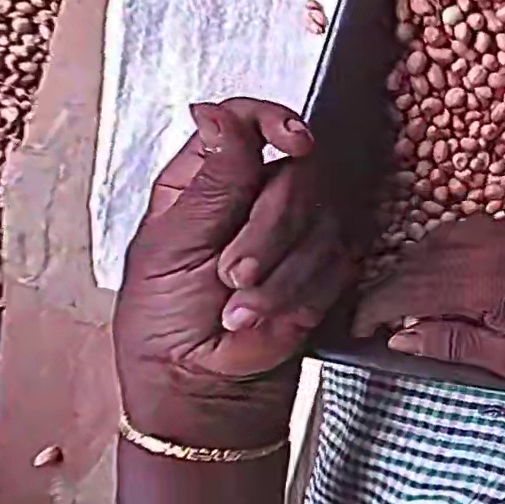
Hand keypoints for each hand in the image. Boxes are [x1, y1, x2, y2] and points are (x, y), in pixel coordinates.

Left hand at [114, 98, 355, 448]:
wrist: (205, 391)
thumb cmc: (166, 323)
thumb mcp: (171, 249)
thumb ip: (211, 182)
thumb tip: (216, 112)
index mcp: (207, 180)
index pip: (250, 122)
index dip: (276, 122)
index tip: (296, 142)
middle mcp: (259, 198)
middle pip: (297, 176)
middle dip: (269, 230)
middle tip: (232, 275)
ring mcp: (300, 232)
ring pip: (323, 223)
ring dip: (282, 276)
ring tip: (241, 313)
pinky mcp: (330, 266)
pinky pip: (338, 264)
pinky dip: (304, 295)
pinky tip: (273, 318)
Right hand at [351, 216, 504, 377]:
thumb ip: (451, 344)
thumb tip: (400, 338)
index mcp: (482, 288)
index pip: (408, 293)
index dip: (375, 310)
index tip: (360, 329)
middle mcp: (482, 253)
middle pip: (411, 267)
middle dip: (384, 294)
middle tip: (374, 320)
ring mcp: (491, 235)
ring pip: (424, 246)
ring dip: (405, 272)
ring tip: (401, 303)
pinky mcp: (498, 229)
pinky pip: (447, 232)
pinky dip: (429, 251)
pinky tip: (429, 273)